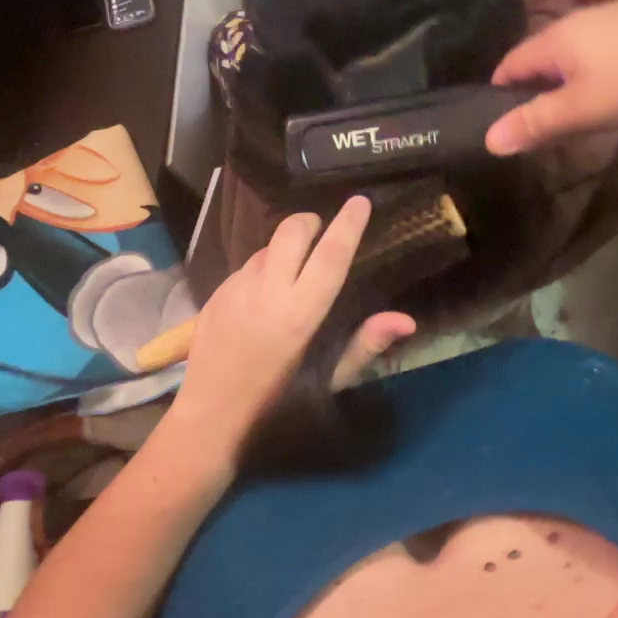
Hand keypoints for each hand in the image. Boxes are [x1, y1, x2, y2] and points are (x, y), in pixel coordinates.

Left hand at [170, 196, 414, 449]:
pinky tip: (263, 298)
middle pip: (291, 231)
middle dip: (310, 223)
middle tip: (322, 234)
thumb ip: (365, 344)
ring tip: (292, 273)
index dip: (347, 225)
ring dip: (283, 249)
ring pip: (265, 247)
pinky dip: (260, 269)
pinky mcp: (215, 294)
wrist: (212, 416)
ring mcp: (235, 290)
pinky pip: (244, 267)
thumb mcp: (327, 379)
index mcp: (299, 315)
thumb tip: (406, 320)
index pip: (329, 256)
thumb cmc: (277, 404)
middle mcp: (266, 293)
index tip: (360, 201)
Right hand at [485, 0, 617, 155]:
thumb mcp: (584, 110)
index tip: (501, 123)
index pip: (510, 63)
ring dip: (571, 78)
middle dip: (536, 88)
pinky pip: (608, 46)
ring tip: (581, 110)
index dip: (499, 93)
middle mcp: (581, 18)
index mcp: (557, 38)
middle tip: (542, 124)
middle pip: (543, 55)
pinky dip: (602, 68)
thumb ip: (536, 123)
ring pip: (577, 50)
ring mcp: (617, 14)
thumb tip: (488, 140)